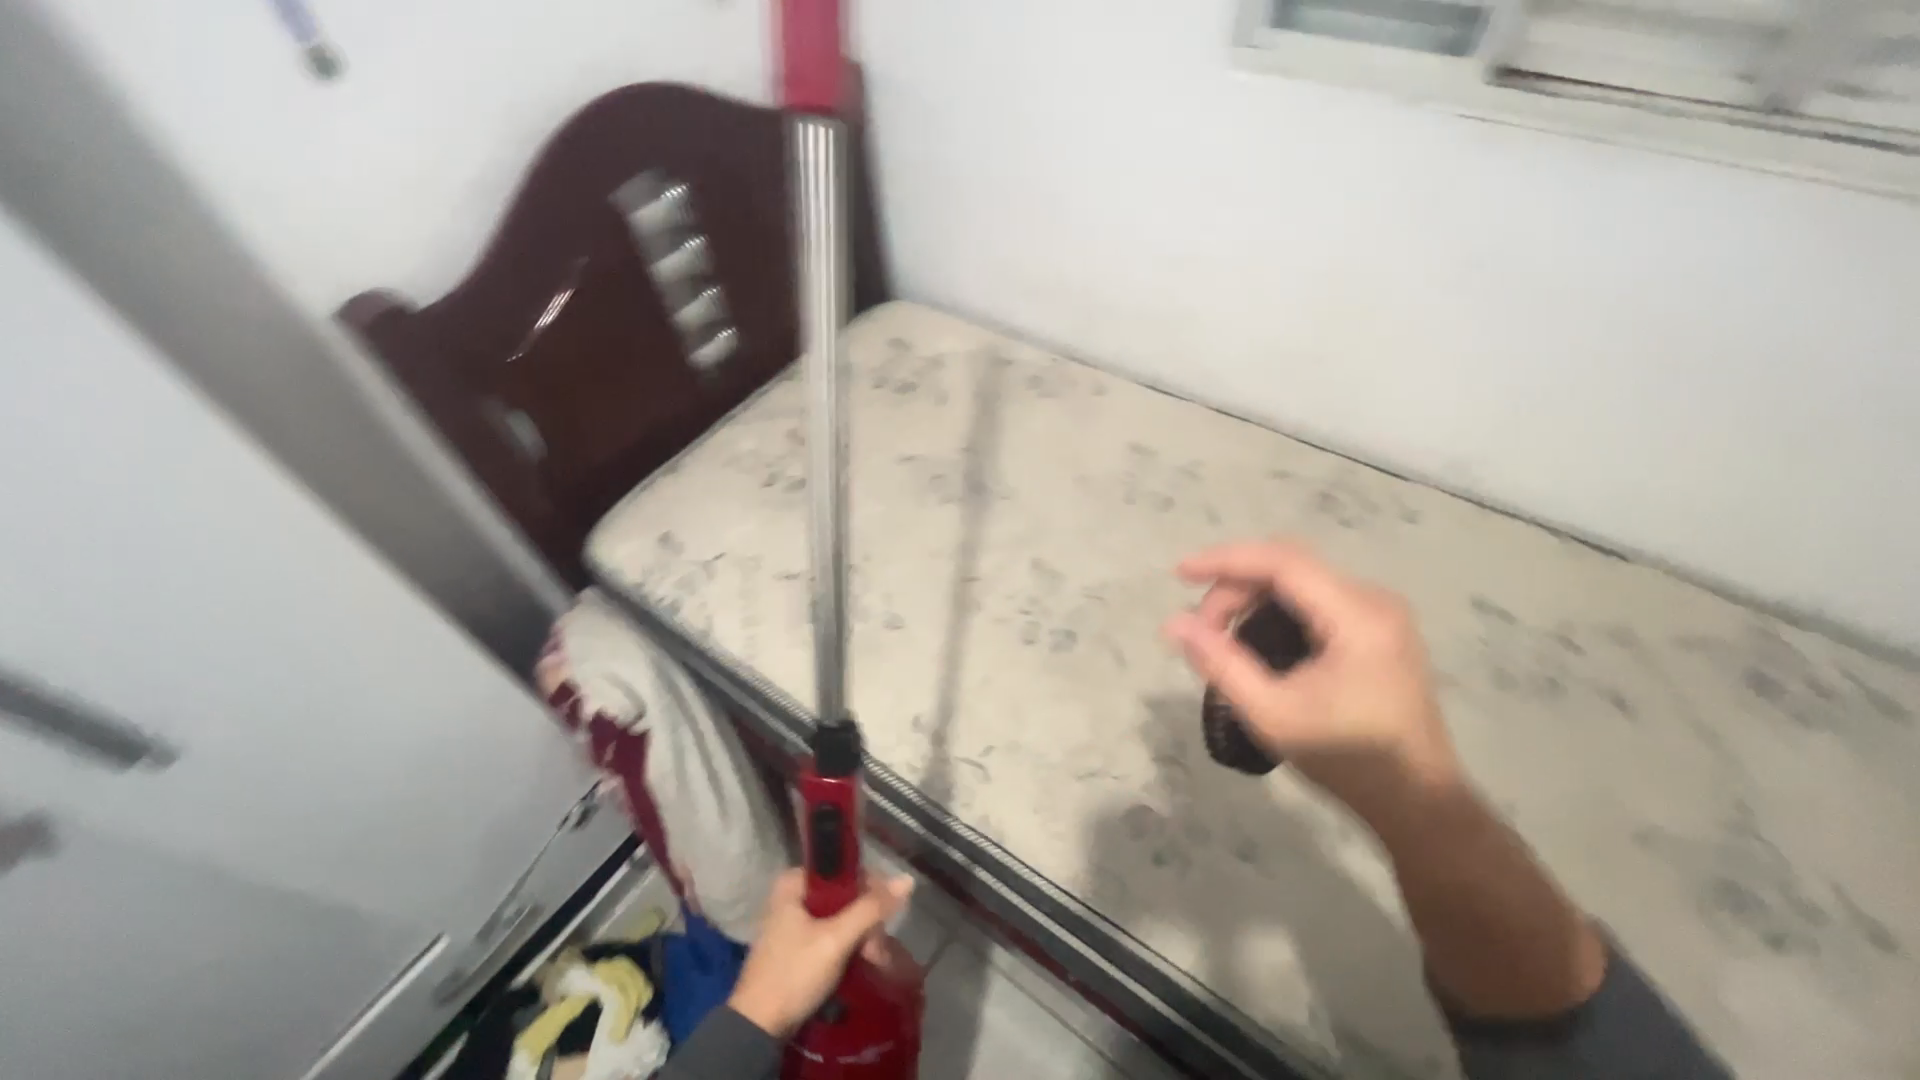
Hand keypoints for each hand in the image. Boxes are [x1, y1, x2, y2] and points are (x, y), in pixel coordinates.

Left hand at [726, 868, 913, 1037]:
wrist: (757, 1028)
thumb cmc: (794, 974)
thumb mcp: (836, 939)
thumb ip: (871, 909)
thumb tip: (906, 879)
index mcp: (793, 883)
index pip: (844, 871)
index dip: (871, 890)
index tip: (885, 916)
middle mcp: (791, 896)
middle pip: (844, 897)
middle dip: (866, 923)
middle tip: (876, 951)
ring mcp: (792, 923)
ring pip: (839, 918)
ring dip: (860, 938)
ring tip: (873, 961)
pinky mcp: (796, 948)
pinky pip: (830, 937)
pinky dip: (847, 948)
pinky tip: (861, 964)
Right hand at [1163, 540, 1462, 817]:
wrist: (1417, 799)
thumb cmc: (1346, 759)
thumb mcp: (1271, 715)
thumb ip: (1220, 664)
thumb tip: (1173, 624)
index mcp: (1357, 616)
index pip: (1282, 561)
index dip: (1226, 560)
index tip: (1180, 574)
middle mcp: (1373, 600)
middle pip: (1289, 565)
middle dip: (1235, 586)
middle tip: (1202, 630)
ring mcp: (1379, 613)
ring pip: (1300, 580)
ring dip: (1253, 597)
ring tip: (1222, 637)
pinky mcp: (1377, 629)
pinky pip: (1315, 598)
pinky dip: (1276, 609)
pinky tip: (1255, 641)